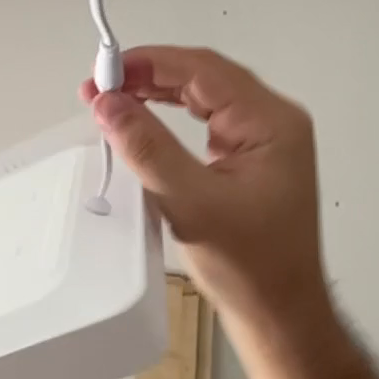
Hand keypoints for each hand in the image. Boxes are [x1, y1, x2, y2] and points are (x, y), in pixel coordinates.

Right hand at [81, 46, 330, 345]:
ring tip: (110, 98)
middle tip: (98, 86)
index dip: (149, 63)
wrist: (280, 315)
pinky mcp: (250, 159)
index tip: (103, 72)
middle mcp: (272, 121)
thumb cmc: (246, 265)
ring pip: (204, 96)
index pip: (203, 70)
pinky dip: (170, 114)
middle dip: (148, 75)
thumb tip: (106, 103)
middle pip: (204, 76)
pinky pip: (206, 120)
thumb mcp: (190, 203)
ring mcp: (264, 140)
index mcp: (271, 122)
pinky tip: (143, 118)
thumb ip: (147, 148)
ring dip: (156, 92)